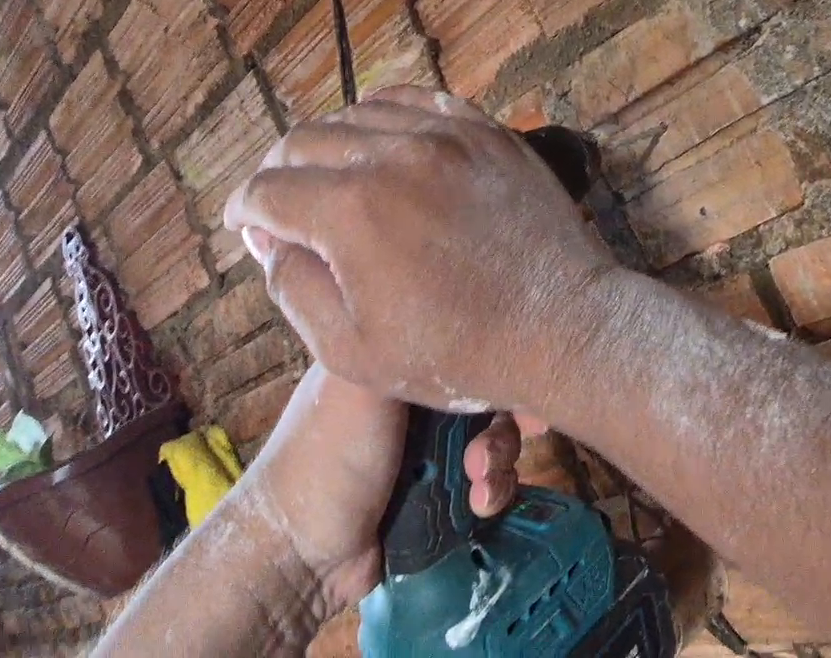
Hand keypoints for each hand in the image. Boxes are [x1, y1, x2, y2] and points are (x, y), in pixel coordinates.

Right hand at [223, 86, 622, 412]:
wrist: (561, 326)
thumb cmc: (457, 350)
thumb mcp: (349, 348)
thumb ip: (292, 286)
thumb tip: (272, 239)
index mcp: (351, 209)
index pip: (268, 190)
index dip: (245, 212)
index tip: (249, 228)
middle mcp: (395, 155)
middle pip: (305, 141)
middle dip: (279, 174)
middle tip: (284, 206)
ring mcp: (449, 135)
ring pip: (360, 114)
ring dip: (330, 143)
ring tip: (330, 175)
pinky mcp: (488, 132)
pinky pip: (421, 100)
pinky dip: (388, 114)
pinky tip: (382, 138)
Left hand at [237, 213, 538, 612]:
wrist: (304, 554)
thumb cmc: (328, 450)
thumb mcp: (360, 376)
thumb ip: (400, 328)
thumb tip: (447, 277)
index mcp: (401, 354)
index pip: (468, 334)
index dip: (500, 348)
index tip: (526, 364)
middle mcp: (423, 393)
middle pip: (492, 383)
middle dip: (510, 409)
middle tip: (524, 427)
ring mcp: (437, 442)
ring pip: (499, 431)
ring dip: (500, 455)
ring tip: (479, 475)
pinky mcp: (448, 488)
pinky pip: (494, 477)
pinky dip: (494, 489)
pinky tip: (479, 502)